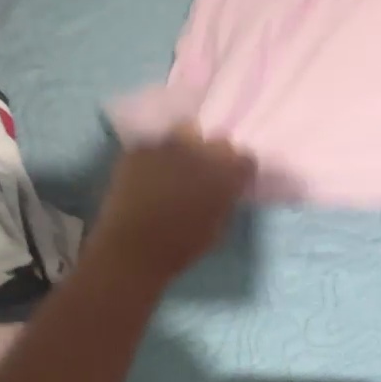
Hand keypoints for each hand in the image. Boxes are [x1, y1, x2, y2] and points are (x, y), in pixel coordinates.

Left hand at [88, 127, 254, 283]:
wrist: (134, 247)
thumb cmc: (182, 246)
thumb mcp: (217, 228)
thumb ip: (225, 201)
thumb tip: (226, 191)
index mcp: (225, 175)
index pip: (245, 159)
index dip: (241, 170)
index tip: (236, 180)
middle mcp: (199, 152)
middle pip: (217, 142)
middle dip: (216, 155)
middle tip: (207, 173)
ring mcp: (167, 147)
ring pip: (185, 134)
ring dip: (186, 148)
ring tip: (178, 166)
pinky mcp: (140, 149)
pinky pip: (155, 145)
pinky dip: (157, 156)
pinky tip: (151, 173)